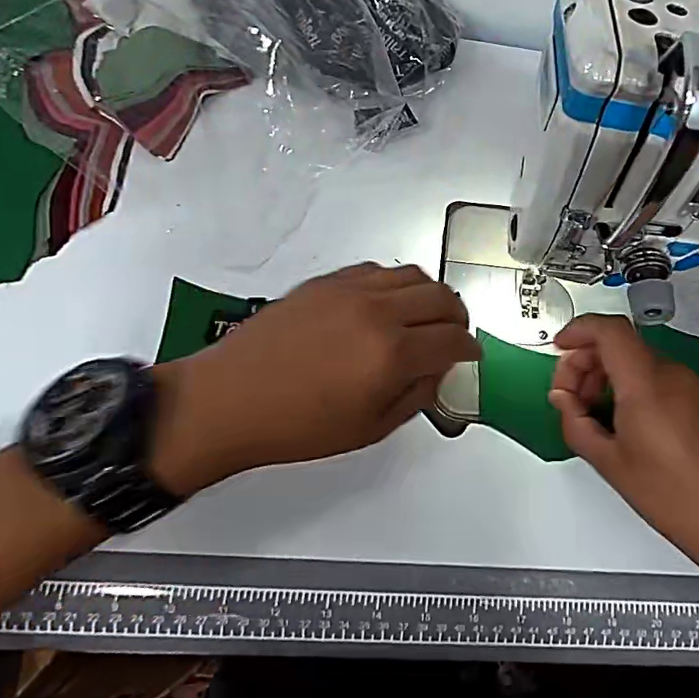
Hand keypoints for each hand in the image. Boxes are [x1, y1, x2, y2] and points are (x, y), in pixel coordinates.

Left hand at [148, 263, 479, 494]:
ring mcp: (350, 290)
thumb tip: (435, 372)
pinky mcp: (326, 281)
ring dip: (430, 295)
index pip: (453, 339)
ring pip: (414, 274)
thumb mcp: (370, 428)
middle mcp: (377, 313)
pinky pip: (378, 269)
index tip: (469, 353)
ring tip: (425, 315)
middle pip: (443, 297)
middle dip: (458, 317)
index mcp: (391, 355)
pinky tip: (387, 304)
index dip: (469, 348)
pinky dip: (395, 283)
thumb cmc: (292, 424)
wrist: (229, 401)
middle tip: (454, 334)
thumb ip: (415, 396)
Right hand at [548, 315, 698, 588]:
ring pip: (637, 361)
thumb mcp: (610, 462)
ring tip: (594, 415)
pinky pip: (657, 377)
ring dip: (608, 377)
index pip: (608, 330)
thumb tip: (563, 401)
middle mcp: (672, 374)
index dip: (578, 331)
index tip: (561, 347)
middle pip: (620, 344)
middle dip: (587, 363)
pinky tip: (622, 422)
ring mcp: (690, 385)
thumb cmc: (678, 497)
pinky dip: (631, 387)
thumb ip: (575, 423)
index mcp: (646, 383)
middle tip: (570, 396)